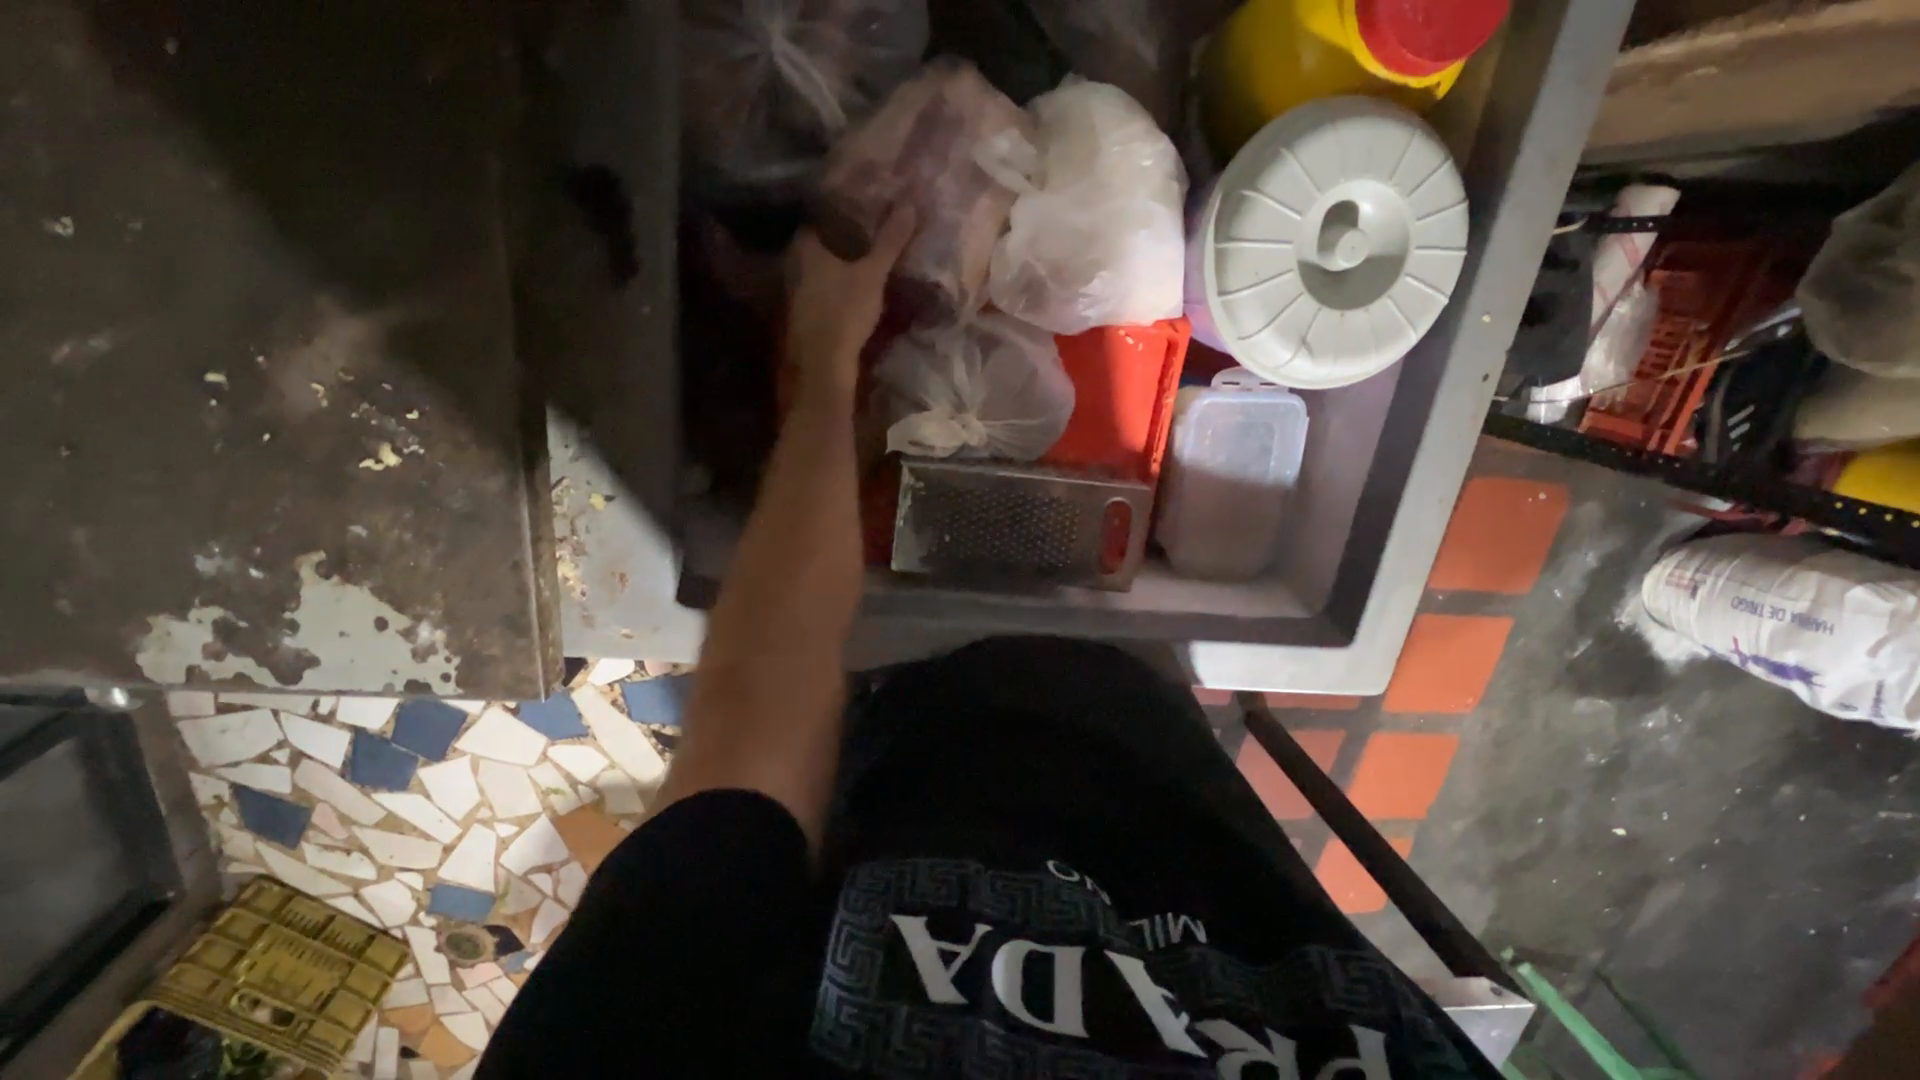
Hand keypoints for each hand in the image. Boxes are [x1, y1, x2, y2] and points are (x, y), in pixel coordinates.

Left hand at [786, 205, 916, 399]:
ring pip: (815, 270)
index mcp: (803, 245)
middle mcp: (790, 264)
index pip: (819, 216)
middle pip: (817, 244)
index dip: (840, 212)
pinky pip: (816, 292)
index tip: (861, 210)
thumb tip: (908, 205)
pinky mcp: (797, 315)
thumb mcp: (873, 274)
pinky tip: (848, 292)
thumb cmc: (843, 310)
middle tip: (865, 235)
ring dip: (834, 267)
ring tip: (860, 262)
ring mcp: (790, 292)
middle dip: (838, 241)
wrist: (821, 364)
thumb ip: (889, 241)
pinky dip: (830, 289)